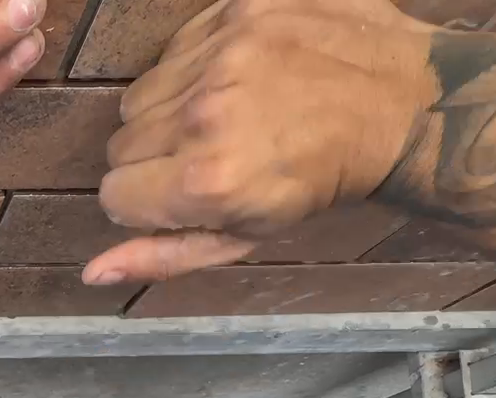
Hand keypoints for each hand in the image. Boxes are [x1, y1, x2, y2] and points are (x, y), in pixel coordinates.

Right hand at [83, 0, 438, 285]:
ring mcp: (224, 53)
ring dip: (166, 111)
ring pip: (139, 97)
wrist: (403, 103)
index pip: (113, 194)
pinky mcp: (240, 5)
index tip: (178, 196)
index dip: (140, 201)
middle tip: (207, 155)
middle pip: (120, 145)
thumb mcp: (238, 239)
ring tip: (222, 114)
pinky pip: (172, 50)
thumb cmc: (314, 186)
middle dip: (150, 159)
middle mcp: (204, 114)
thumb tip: (92, 272)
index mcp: (204, 180)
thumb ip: (160, 257)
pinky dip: (191, 66)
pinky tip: (236, 76)